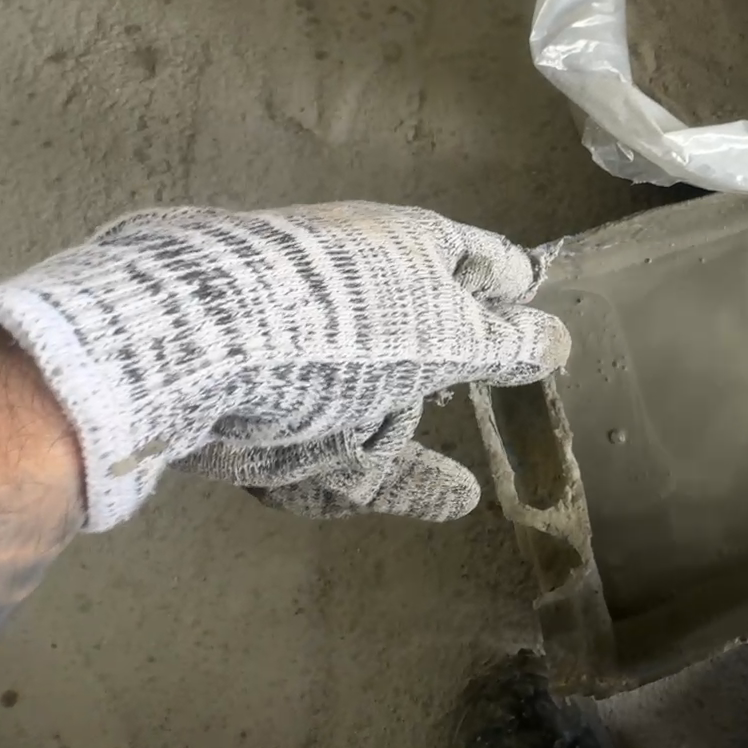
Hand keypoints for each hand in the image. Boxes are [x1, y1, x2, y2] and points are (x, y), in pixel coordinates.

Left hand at [0, 203, 569, 530]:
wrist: (184, 349)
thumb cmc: (347, 324)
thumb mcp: (449, 337)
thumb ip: (510, 345)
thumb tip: (563, 340)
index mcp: (408, 248)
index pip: (483, 260)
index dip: (514, 284)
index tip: (533, 300)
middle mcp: (357, 287)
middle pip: (424, 333)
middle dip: (449, 371)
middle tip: (466, 394)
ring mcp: (302, 342)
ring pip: (374, 394)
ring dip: (402, 433)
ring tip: (441, 486)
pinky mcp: (258, 397)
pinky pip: (334, 440)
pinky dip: (383, 473)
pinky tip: (449, 498)